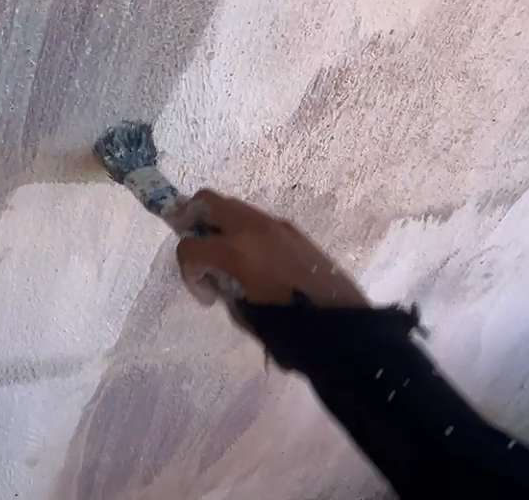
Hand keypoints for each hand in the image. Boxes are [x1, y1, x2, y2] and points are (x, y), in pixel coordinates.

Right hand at [166, 190, 367, 308]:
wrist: (341, 325)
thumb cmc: (289, 329)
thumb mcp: (243, 314)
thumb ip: (221, 286)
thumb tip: (215, 274)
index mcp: (236, 252)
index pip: (190, 247)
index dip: (187, 271)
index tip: (204, 294)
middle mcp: (251, 228)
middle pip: (206, 200)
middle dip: (190, 217)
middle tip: (190, 239)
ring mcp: (273, 223)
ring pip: (232, 206)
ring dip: (218, 223)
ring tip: (223, 253)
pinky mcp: (290, 228)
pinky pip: (255, 218)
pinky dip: (242, 230)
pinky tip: (252, 258)